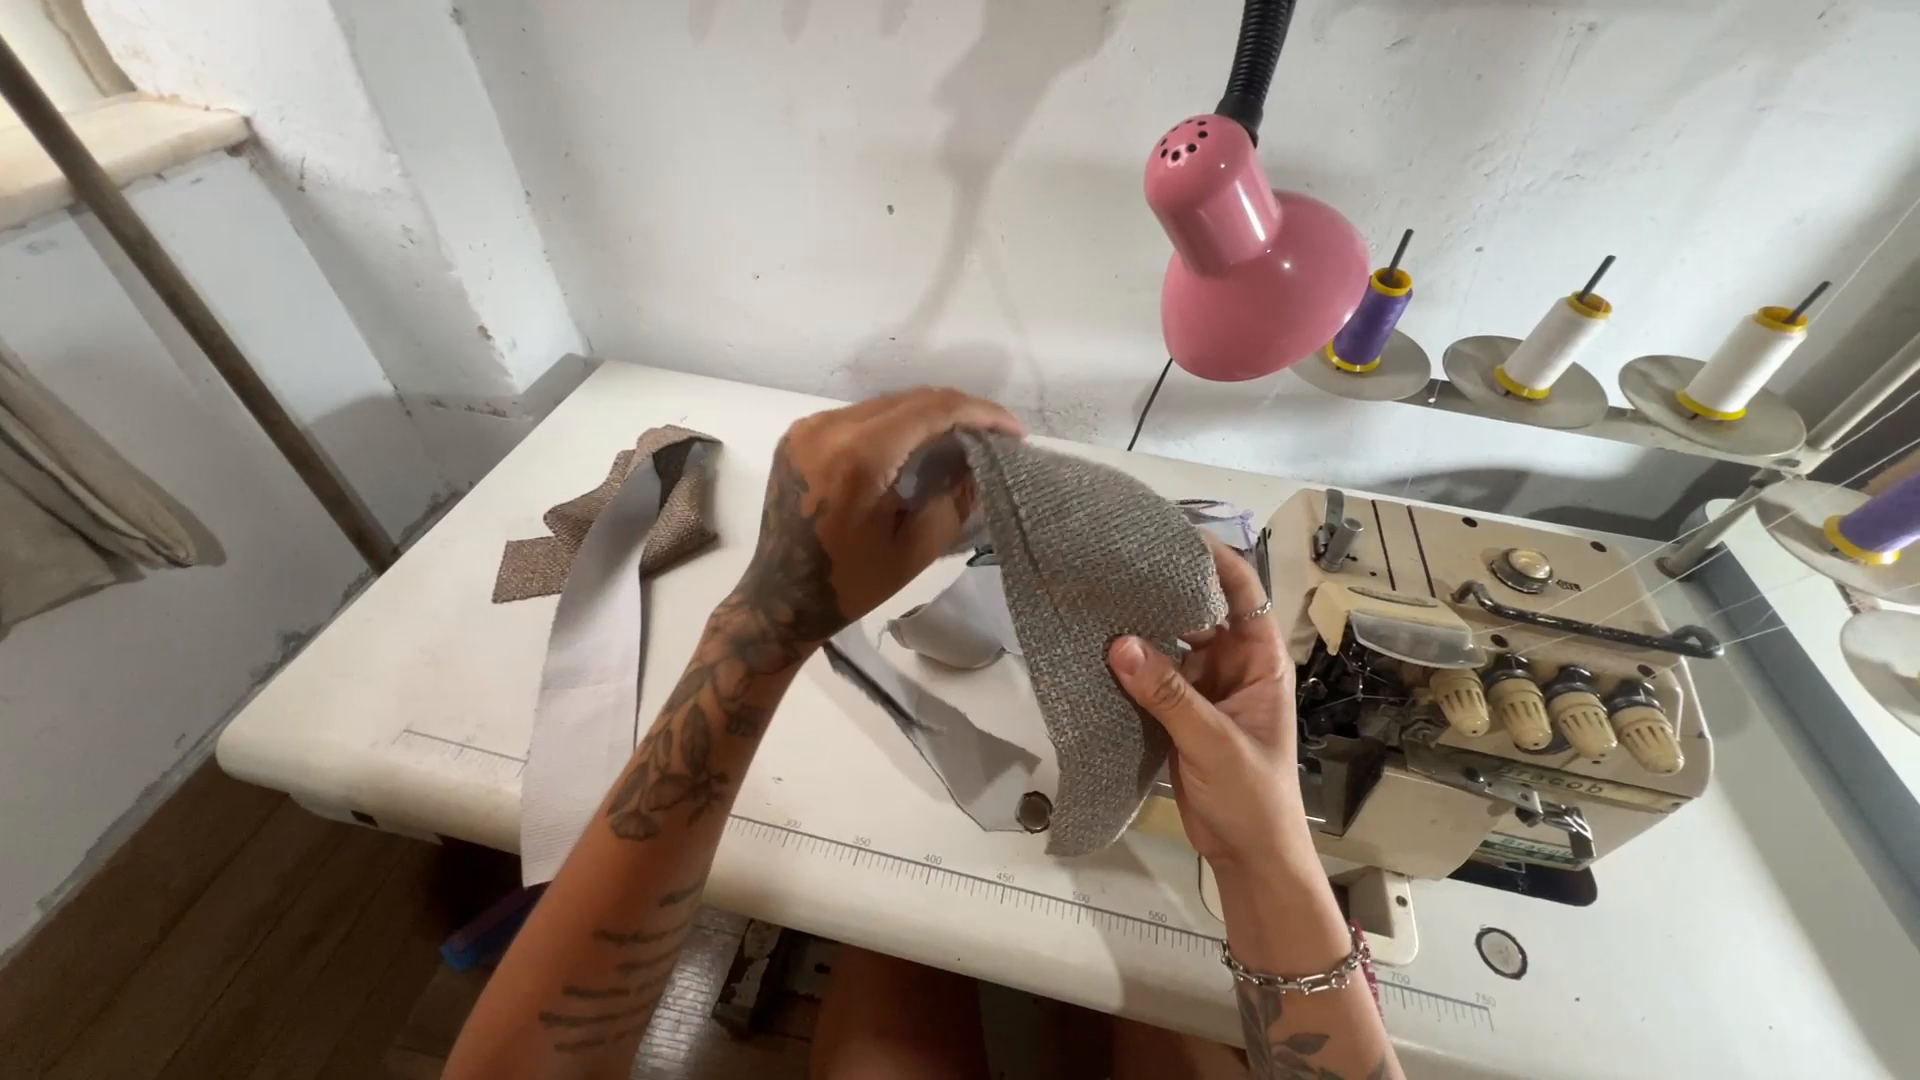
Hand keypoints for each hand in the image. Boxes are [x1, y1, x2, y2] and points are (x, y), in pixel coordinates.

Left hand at [731, 387, 1023, 649]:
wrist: (780, 599)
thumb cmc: (852, 583)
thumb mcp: (916, 546)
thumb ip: (956, 495)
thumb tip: (981, 459)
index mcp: (857, 455)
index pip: (931, 410)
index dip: (980, 413)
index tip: (1015, 430)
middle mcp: (827, 427)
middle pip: (908, 399)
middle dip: (958, 411)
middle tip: (996, 434)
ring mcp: (808, 428)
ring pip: (884, 404)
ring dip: (927, 415)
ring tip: (964, 437)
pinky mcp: (799, 436)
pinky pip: (860, 417)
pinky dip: (895, 424)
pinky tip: (918, 443)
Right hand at [1107, 532, 1309, 873]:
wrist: (1247, 854)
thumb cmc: (1252, 796)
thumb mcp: (1214, 741)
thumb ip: (1167, 694)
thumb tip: (1117, 644)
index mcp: (1259, 661)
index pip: (1244, 593)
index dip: (1214, 558)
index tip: (1171, 533)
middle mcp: (1231, 663)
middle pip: (1198, 610)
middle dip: (1163, 588)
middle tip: (1117, 563)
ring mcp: (1202, 686)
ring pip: (1169, 640)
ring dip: (1140, 625)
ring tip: (1098, 596)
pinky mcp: (1177, 709)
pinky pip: (1151, 674)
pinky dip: (1128, 662)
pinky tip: (1097, 644)